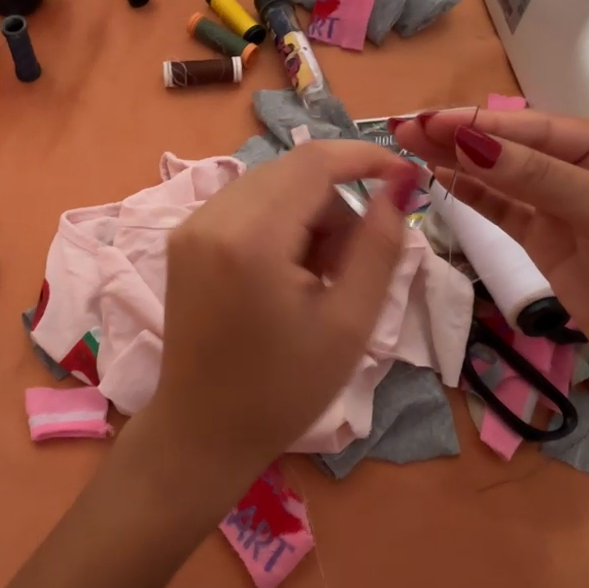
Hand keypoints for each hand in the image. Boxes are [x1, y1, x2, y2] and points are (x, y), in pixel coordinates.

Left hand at [146, 140, 419, 489]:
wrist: (202, 430)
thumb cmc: (283, 389)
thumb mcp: (349, 323)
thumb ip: (378, 245)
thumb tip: (399, 186)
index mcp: (250, 238)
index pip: (313, 162)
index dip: (364, 156)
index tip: (405, 176)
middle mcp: (211, 217)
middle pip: (291, 170)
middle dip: (337, 197)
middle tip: (357, 256)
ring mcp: (190, 225)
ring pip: (269, 183)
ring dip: (308, 210)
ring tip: (322, 273)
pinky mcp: (184, 238)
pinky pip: (244, 203)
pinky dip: (278, 219)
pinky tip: (288, 268)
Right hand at [393, 108, 588, 391]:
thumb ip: (536, 176)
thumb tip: (468, 141)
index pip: (532, 128)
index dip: (478, 124)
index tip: (426, 120)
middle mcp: (582, 171)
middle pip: (510, 148)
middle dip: (458, 137)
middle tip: (403, 128)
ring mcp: (561, 210)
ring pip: (499, 177)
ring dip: (457, 161)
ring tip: (408, 146)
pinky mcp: (545, 244)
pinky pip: (501, 211)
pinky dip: (471, 195)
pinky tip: (439, 178)